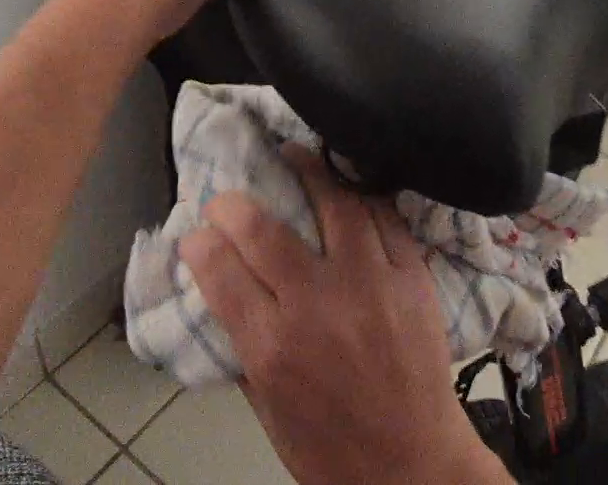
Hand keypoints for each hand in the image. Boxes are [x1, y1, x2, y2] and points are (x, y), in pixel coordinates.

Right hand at [182, 146, 511, 484]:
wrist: (412, 465)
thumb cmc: (330, 445)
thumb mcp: (267, 408)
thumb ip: (242, 345)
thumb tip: (222, 290)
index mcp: (273, 346)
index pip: (219, 270)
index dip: (198, 243)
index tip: (195, 235)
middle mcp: (318, 306)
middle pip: (264, 229)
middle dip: (234, 203)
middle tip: (229, 198)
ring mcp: (371, 284)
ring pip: (335, 203)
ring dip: (308, 169)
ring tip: (293, 153)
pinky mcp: (412, 276)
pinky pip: (384, 217)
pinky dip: (361, 196)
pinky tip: (348, 185)